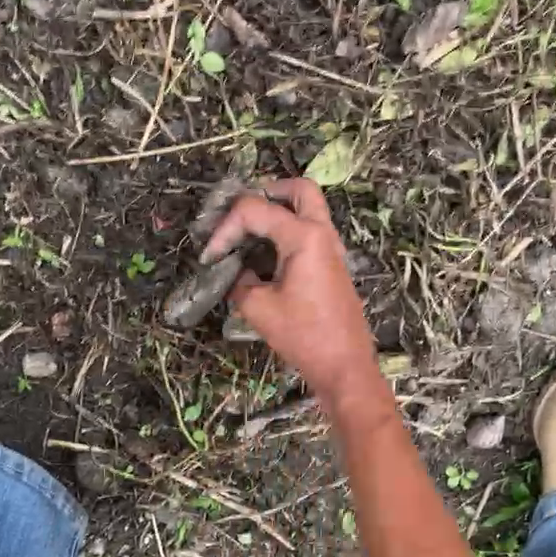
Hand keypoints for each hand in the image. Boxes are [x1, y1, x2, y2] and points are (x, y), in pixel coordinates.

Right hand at [201, 178, 381, 412]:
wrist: (344, 366)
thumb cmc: (303, 337)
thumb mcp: (258, 308)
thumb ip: (239, 281)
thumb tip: (234, 272)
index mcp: (304, 236)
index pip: (254, 210)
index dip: (225, 229)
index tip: (211, 257)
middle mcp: (323, 233)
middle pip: (298, 190)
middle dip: (266, 194)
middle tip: (241, 217)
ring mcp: (332, 249)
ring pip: (309, 209)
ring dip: (279, 213)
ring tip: (250, 235)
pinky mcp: (333, 267)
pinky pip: (311, 233)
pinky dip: (288, 233)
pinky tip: (266, 257)